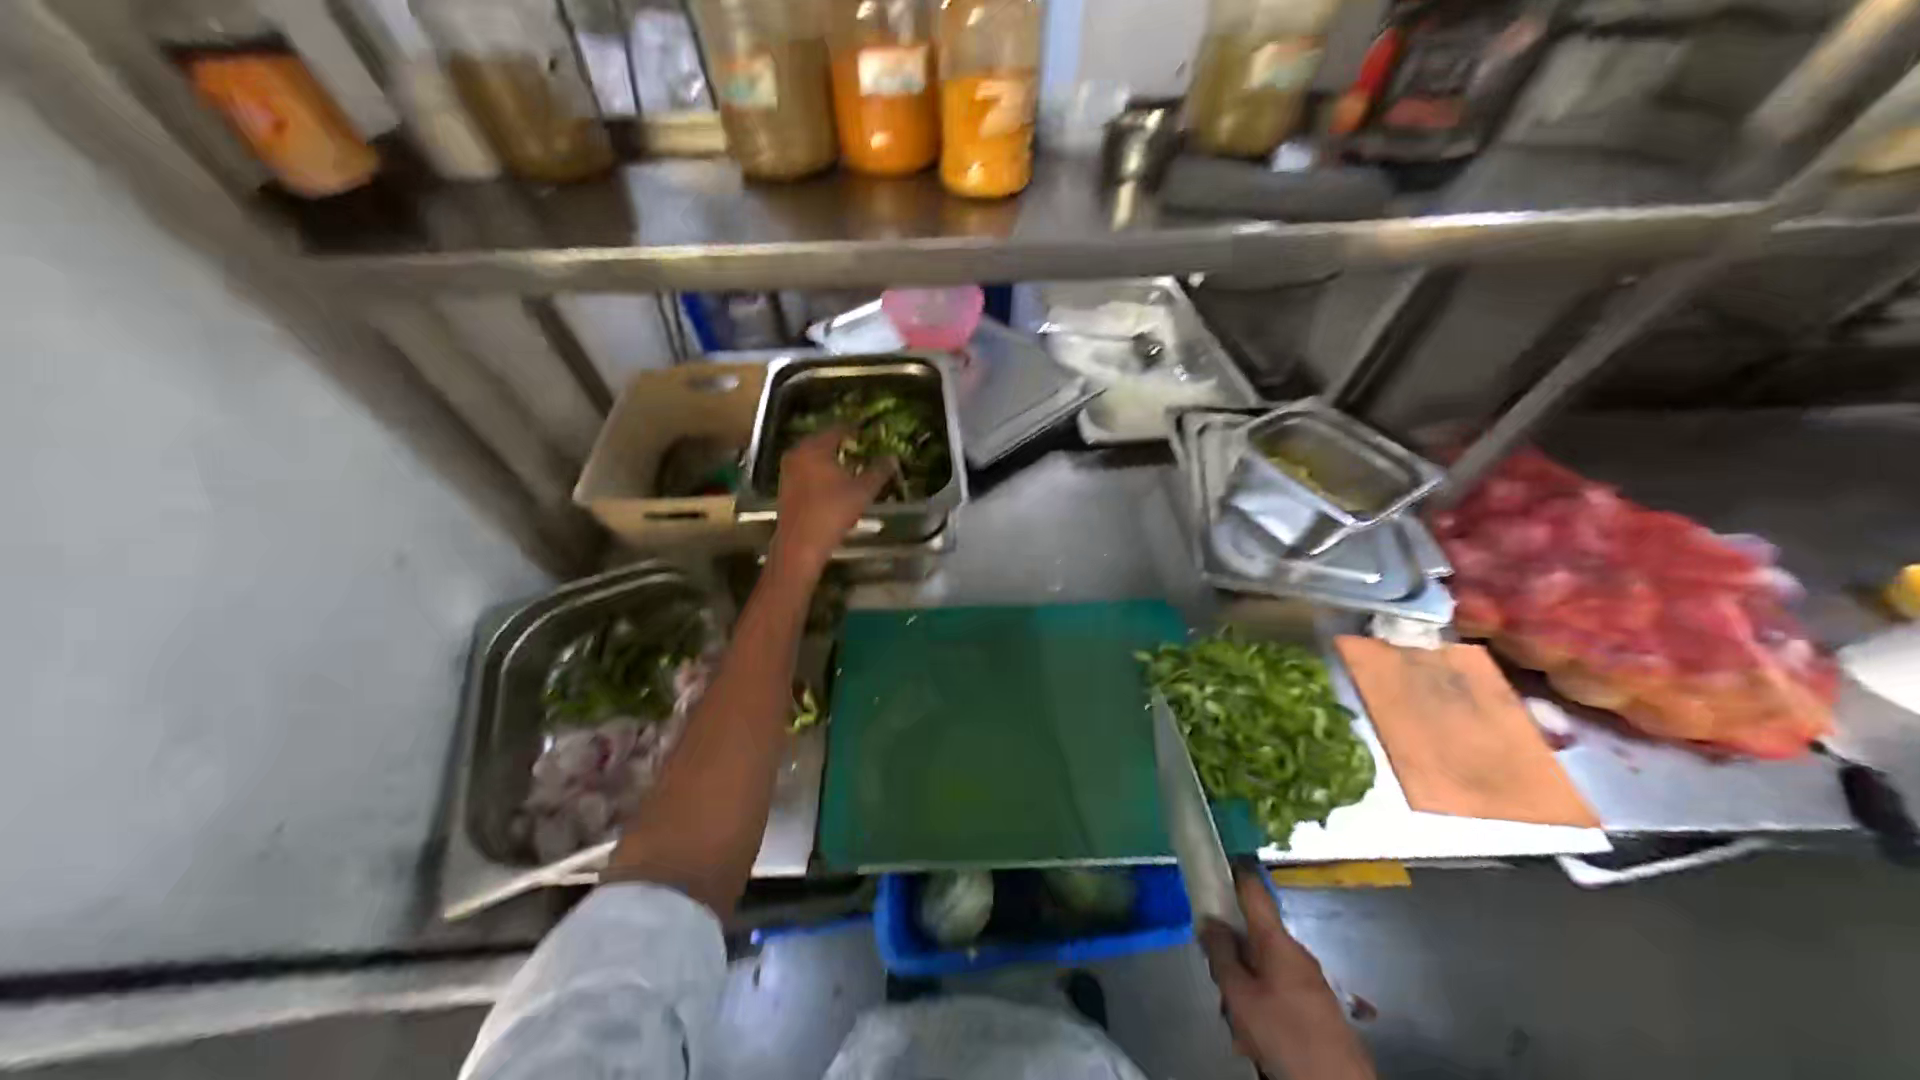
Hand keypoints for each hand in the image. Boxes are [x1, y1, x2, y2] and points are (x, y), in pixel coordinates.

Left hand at [770, 428, 891, 572]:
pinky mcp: (785, 487)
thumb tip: (892, 457)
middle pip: (822, 440)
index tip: (867, 430)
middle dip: (841, 442)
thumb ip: (879, 471)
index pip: (837, 428)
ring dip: (830, 458)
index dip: (854, 428)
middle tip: (860, 445)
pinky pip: (806, 470)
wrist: (800, 544)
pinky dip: (820, 471)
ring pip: (813, 456)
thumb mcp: (862, 491)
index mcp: (814, 447)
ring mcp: (788, 471)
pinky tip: (833, 481)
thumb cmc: (832, 512)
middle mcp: (797, 453)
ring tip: (850, 463)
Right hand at [1200, 869, 1374, 1079]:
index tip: (1214, 868)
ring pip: (1263, 970)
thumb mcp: (1239, 995)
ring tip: (1239, 1026)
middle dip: (1232, 957)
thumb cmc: (1286, 1036)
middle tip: (1220, 986)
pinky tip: (1256, 1040)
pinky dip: (1261, 1008)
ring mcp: (1309, 981)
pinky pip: (1277, 993)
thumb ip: (1221, 955)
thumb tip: (1209, 920)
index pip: (1254, 892)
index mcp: (1277, 941)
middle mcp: (1296, 954)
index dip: (1234, 874)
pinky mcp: (1315, 1007)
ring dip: (1244, 990)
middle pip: (1253, 938)